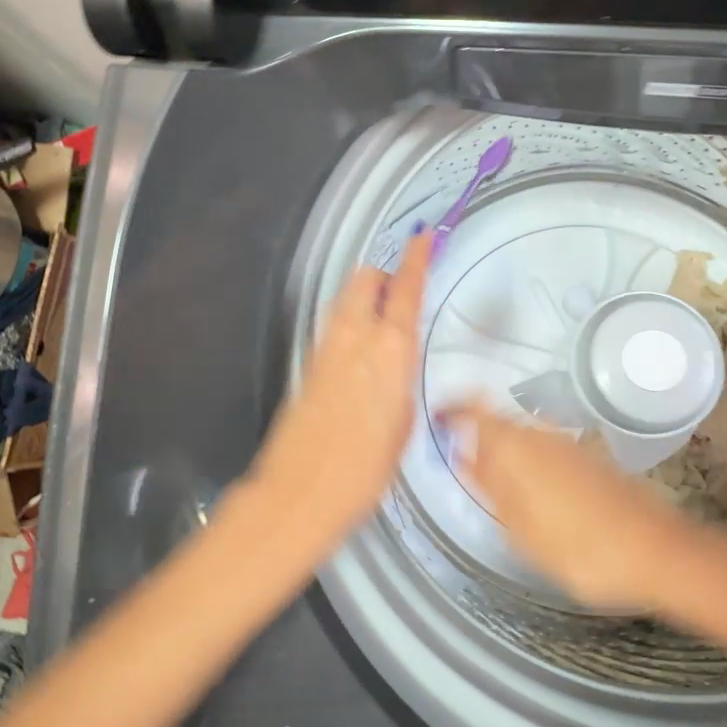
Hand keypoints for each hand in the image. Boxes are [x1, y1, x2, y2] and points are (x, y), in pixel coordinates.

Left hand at [245, 235, 431, 546]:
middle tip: (400, 294)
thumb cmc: (367, 466)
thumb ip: (401, 377)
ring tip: (384, 326)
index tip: (423, 237)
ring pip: (346, 301)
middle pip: (365, 278)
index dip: (416, 257)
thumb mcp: (404, 421)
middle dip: (383, 277)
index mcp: (390, 347)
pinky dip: (350, 325)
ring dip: (364, 300)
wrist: (303, 489)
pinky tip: (362, 355)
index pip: (406, 287)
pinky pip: (334, 327)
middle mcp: (355, 335)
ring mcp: (326, 346)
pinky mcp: (308, 363)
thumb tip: (398, 361)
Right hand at [444, 403, 695, 610]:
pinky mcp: (590, 458)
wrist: (658, 553)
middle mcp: (542, 434)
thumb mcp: (521, 530)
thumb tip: (462, 454)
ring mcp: (569, 444)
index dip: (452, 408)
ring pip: (522, 436)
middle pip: (497, 420)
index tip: (436, 418)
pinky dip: (529, 462)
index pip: (473, 407)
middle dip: (477, 434)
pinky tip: (532, 495)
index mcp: (518, 446)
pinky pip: (545, 449)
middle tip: (462, 463)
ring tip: (494, 486)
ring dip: (504, 450)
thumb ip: (490, 486)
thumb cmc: (581, 550)